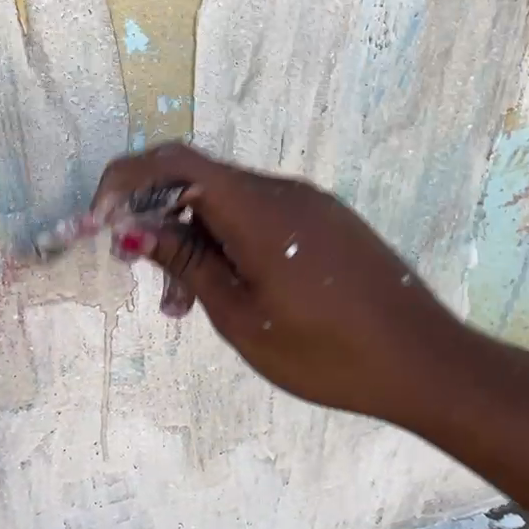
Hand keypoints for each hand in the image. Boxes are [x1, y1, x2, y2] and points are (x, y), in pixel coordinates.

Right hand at [91, 142, 470, 424]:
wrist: (431, 367)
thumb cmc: (326, 352)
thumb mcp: (238, 313)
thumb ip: (183, 261)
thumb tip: (128, 228)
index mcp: (258, 209)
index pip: (172, 162)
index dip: (124, 180)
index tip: (98, 222)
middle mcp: (281, 192)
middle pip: (194, 178)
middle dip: (151, 214)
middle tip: (130, 267)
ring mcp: (307, 205)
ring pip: (223, 202)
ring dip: (187, 238)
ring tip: (178, 305)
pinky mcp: (323, 222)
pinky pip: (255, 218)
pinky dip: (222, 243)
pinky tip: (221, 291)